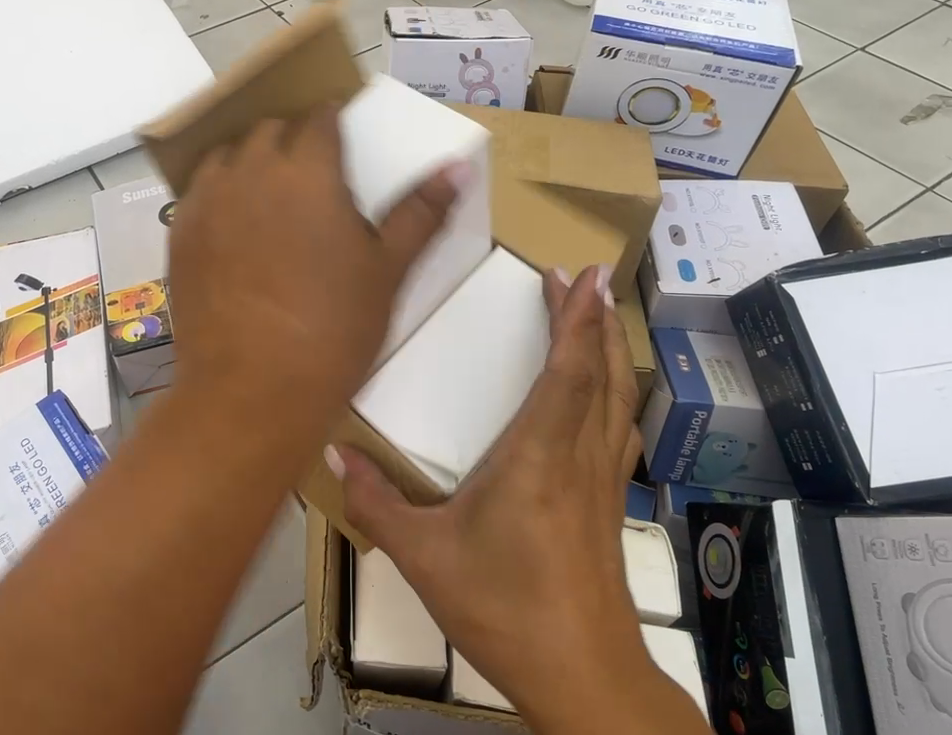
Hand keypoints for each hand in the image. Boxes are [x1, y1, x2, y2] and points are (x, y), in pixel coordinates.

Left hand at [167, 107, 462, 414]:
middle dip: (293, 138)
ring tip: (271, 195)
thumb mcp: (388, 271)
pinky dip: (220, 194)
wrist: (252, 390)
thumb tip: (458, 166)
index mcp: (307, 170)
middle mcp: (251, 171)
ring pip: (228, 155)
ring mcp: (207, 201)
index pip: (320, 118)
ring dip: (251, 161)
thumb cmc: (333, 329)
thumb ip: (420, 213)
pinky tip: (235, 227)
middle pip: (270, 130)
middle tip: (313, 173)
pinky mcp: (178, 234)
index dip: (333, 120)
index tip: (341, 133)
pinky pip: (200, 192)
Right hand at [336, 265, 677, 727]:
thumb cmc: (503, 608)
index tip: (583, 276)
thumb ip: (377, 502)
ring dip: (609, 352)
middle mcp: (577, 458)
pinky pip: (618, 431)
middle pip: (599, 374)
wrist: (583, 676)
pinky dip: (615, 396)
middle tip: (588, 279)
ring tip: (599, 319)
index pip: (567, 371)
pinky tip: (607, 400)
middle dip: (593, 321)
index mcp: (538, 456)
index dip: (576, 319)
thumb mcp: (424, 556)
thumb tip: (333, 454)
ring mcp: (602, 483)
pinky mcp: (610, 507)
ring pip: (616, 401)